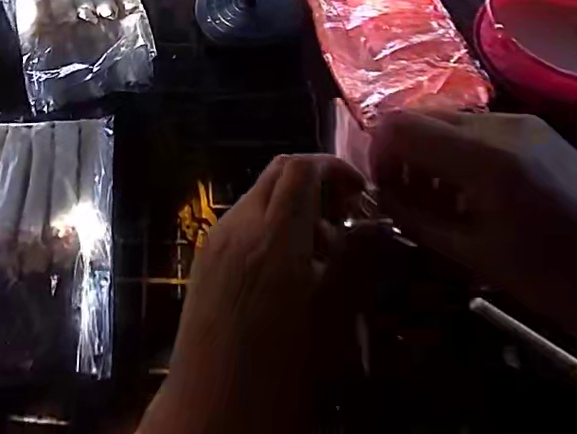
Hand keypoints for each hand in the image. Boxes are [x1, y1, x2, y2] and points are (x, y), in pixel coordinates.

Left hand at [140, 153, 363, 433]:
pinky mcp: (205, 258)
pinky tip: (287, 268)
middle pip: (279, 171)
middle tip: (344, 215)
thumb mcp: (330, 326)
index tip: (359, 192)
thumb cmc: (277, 382)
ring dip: (294, 204)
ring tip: (321, 251)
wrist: (207, 421)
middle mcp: (239, 227)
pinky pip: (243, 218)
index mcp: (273, 240)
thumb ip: (353, 266)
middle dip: (316, 181)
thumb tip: (371, 227)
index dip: (333, 168)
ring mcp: (217, 240)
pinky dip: (271, 222)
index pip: (300, 169)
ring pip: (261, 193)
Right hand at [370, 111, 576, 344]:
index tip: (384, 194)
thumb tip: (383, 196)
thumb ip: (422, 220)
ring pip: (446, 121)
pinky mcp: (535, 131)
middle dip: (401, 155)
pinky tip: (473, 195)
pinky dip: (457, 154)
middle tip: (407, 202)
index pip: (399, 126)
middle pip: (420, 117)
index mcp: (484, 155)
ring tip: (440, 204)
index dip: (378, 156)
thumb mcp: (484, 259)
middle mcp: (497, 122)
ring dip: (428, 154)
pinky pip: (476, 130)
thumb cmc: (569, 280)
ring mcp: (519, 122)